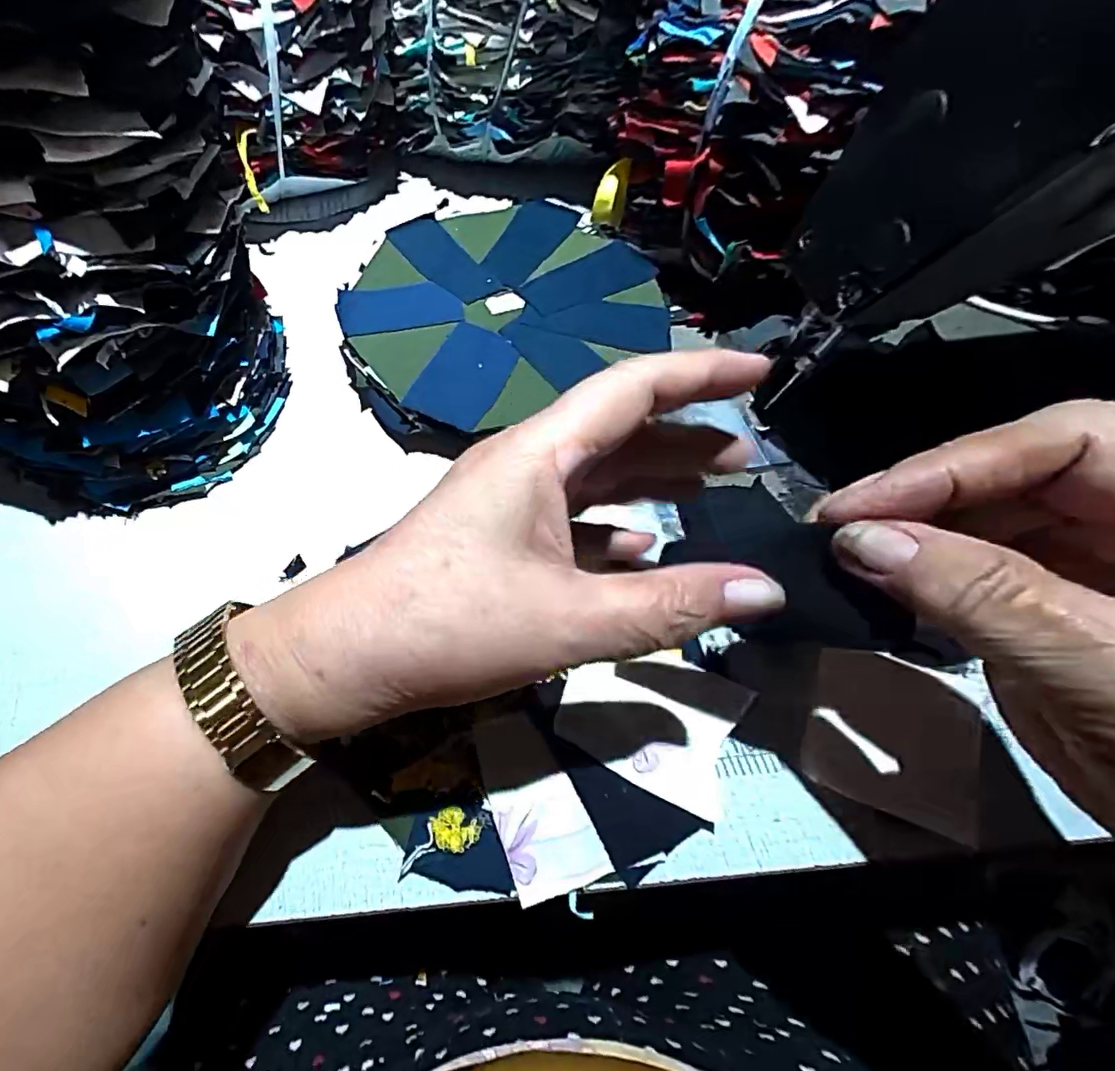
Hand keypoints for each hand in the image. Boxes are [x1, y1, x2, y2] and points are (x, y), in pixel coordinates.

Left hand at [225, 349, 786, 744]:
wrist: (348, 655)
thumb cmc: (450, 624)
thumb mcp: (571, 619)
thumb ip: (670, 605)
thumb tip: (765, 592)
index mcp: (539, 453)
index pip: (633, 388)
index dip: (702, 373)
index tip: (760, 372)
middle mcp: (524, 463)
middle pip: (618, 431)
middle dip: (685, 436)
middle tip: (747, 453)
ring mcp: (508, 502)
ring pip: (596, 476)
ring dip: (652, 480)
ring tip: (710, 491)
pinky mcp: (499, 540)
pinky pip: (571, 520)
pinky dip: (613, 529)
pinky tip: (642, 548)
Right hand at [813, 400, 1114, 920]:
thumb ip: (992, 601)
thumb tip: (858, 541)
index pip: (1086, 443)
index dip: (958, 466)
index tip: (857, 505)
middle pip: (1041, 481)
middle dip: (932, 506)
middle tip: (839, 534)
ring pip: (1017, 531)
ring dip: (932, 547)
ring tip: (854, 562)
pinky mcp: (1112, 620)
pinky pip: (1014, 583)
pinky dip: (950, 590)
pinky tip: (898, 592)